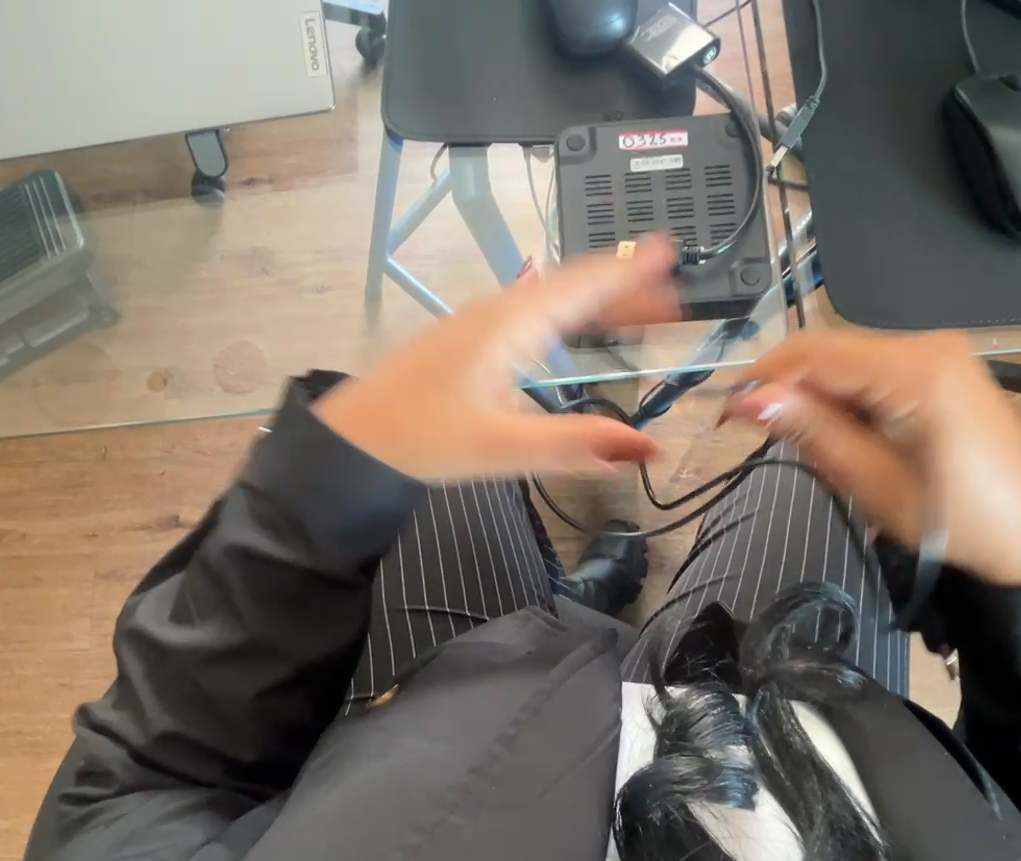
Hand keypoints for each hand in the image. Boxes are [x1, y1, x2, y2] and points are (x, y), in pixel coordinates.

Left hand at [314, 240, 680, 481]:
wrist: (351, 440)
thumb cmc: (416, 438)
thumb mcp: (500, 446)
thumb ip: (573, 445)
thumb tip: (643, 448)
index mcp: (508, 325)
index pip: (582, 285)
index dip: (629, 269)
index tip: (668, 251)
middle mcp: (494, 314)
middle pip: (569, 289)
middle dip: (622, 290)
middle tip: (669, 294)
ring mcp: (475, 326)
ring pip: (546, 303)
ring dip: (592, 304)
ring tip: (635, 314)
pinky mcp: (462, 344)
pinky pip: (525, 318)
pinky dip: (561, 320)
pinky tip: (564, 336)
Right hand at [722, 331, 1020, 586]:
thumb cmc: (951, 521)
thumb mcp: (869, 480)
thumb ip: (810, 429)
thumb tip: (748, 399)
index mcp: (915, 370)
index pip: (812, 353)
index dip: (761, 379)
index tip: (726, 418)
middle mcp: (928, 343)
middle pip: (828, 348)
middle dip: (785, 386)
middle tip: (760, 434)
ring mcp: (940, 352)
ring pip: (845, 357)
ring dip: (813, 392)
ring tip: (809, 442)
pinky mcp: (943, 367)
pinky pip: (871, 367)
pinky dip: (842, 394)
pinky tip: (843, 431)